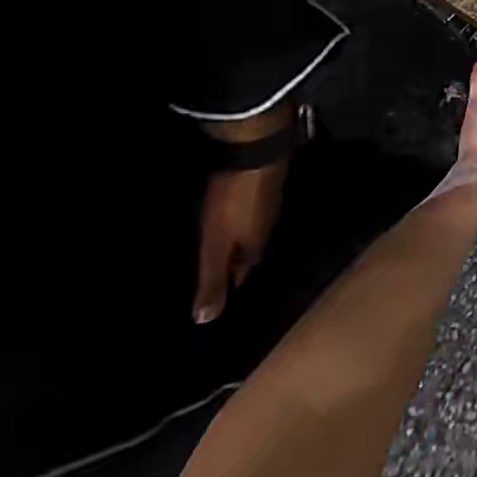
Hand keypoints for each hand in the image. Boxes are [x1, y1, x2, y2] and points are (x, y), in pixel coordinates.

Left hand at [193, 159, 286, 323]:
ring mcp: (270, 204)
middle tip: (219, 262)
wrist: (257, 154)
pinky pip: (255, 209)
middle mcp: (267, 229)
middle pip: (250, 251)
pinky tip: (237, 209)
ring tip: (226, 237)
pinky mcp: (268, 185)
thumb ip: (211, 280)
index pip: (241, 273)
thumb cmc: (231, 203)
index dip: (229, 281)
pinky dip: (245, 214)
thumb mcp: (213, 244)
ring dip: (242, 235)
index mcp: (254, 248)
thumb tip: (205, 321)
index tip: (218, 289)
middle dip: (237, 258)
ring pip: (254, 228)